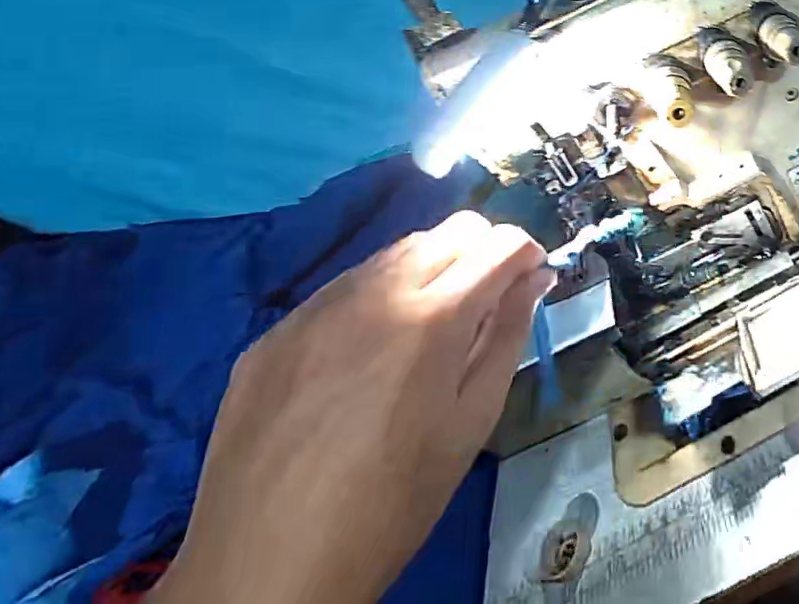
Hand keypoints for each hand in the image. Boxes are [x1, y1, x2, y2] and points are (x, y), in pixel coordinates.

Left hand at [151, 211, 553, 603]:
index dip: (528, 253)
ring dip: (433, 268)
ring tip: (432, 324)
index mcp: (434, 318)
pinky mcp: (274, 333)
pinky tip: (372, 350)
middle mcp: (375, 294)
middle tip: (489, 297)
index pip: (500, 243)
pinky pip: (345, 287)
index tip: (531, 281)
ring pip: (397, 250)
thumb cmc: (395, 499)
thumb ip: (510, 333)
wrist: (263, 574)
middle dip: (484, 251)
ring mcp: (316, 310)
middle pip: (451, 230)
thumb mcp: (474, 418)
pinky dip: (380, 296)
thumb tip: (536, 279)